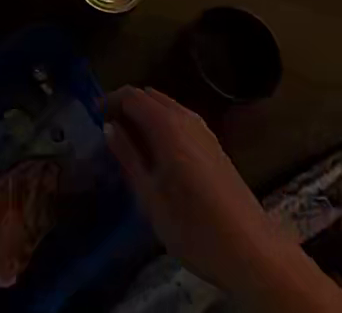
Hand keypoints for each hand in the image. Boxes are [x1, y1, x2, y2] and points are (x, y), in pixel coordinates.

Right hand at [105, 88, 293, 289]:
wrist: (248, 245)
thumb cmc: (192, 226)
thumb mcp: (150, 197)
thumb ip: (129, 157)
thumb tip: (109, 127)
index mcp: (169, 126)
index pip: (134, 95)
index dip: (111, 99)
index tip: (92, 114)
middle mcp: (188, 118)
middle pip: (151, 96)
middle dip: (127, 105)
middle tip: (105, 129)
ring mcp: (203, 129)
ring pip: (167, 107)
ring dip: (144, 115)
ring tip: (124, 142)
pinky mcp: (212, 144)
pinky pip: (179, 120)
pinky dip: (160, 125)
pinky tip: (151, 153)